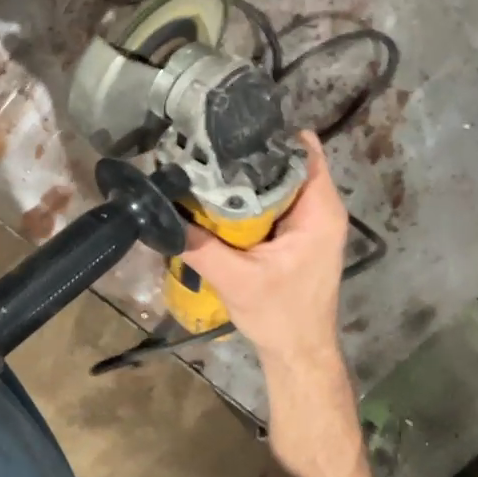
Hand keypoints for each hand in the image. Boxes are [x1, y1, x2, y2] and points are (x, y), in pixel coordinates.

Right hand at [181, 131, 347, 368]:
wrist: (298, 353)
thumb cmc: (279, 314)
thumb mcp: (234, 278)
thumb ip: (198, 244)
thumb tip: (158, 211)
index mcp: (319, 213)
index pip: (303, 154)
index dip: (269, 135)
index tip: (231, 123)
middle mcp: (320, 210)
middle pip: (285, 162)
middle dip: (249, 149)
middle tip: (206, 139)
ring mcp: (309, 222)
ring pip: (276, 181)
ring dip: (245, 172)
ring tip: (205, 159)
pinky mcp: (294, 234)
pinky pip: (271, 200)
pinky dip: (247, 193)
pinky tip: (215, 193)